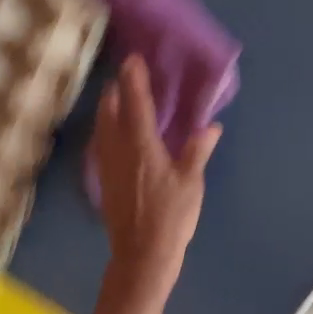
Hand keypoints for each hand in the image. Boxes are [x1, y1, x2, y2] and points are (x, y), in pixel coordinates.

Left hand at [91, 55, 221, 299]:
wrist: (142, 254)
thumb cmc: (171, 219)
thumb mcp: (191, 184)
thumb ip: (196, 151)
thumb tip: (210, 126)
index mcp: (142, 144)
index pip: (134, 101)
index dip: (134, 78)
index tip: (134, 58)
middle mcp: (118, 148)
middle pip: (110, 109)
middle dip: (117, 89)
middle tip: (127, 77)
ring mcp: (106, 165)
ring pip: (102, 126)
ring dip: (108, 108)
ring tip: (117, 98)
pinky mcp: (103, 180)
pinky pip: (101, 144)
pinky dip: (107, 129)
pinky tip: (114, 134)